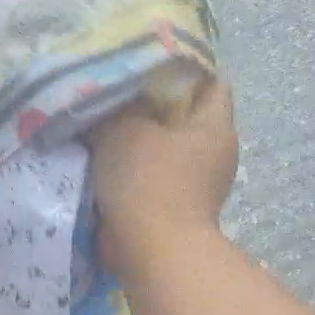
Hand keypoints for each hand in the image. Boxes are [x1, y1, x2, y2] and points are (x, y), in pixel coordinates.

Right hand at [88, 79, 237, 264]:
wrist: (152, 252)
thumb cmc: (148, 181)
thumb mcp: (124, 130)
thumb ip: (114, 107)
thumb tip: (101, 96)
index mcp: (215, 125)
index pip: (210, 81)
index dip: (180, 68)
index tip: (143, 63)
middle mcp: (214, 152)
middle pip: (184, 114)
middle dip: (150, 104)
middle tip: (114, 92)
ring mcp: (197, 183)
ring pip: (165, 146)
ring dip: (137, 139)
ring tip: (100, 125)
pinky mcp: (175, 207)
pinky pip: (152, 173)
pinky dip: (131, 166)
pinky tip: (102, 159)